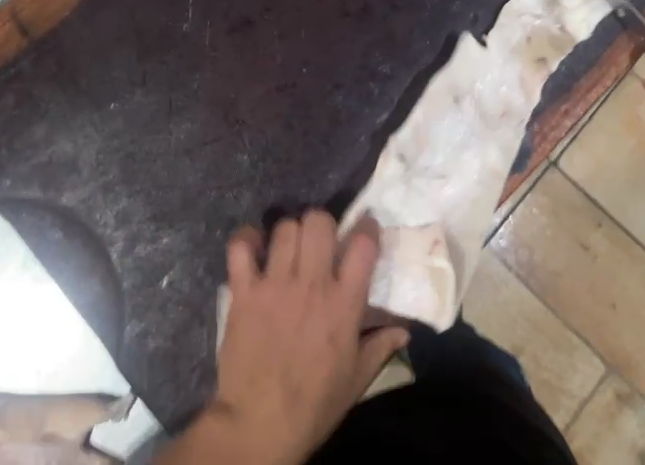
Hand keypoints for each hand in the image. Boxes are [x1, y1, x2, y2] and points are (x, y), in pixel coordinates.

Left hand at [199, 211, 408, 464]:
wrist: (260, 423)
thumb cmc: (315, 403)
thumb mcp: (357, 379)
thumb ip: (381, 346)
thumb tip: (404, 330)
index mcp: (344, 304)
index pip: (362, 245)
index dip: (366, 229)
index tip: (364, 230)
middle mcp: (311, 284)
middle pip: (318, 222)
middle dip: (322, 224)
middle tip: (320, 241)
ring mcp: (274, 284)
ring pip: (284, 229)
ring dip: (289, 233)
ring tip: (288, 249)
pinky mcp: (243, 291)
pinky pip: (240, 247)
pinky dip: (246, 240)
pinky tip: (253, 249)